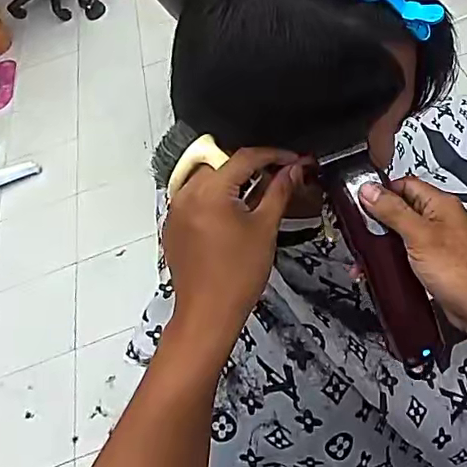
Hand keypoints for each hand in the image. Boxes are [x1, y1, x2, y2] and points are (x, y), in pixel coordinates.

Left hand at [163, 148, 303, 364]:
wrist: (209, 311)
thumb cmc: (238, 274)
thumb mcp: (266, 227)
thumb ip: (279, 191)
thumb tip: (293, 170)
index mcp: (209, 192)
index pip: (244, 157)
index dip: (273, 155)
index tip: (292, 160)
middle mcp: (186, 195)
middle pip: (221, 162)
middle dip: (251, 164)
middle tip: (278, 174)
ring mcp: (175, 210)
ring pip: (206, 178)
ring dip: (232, 178)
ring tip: (259, 191)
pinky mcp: (173, 225)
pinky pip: (195, 197)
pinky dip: (216, 195)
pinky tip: (236, 210)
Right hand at [358, 177, 466, 334]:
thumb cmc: (464, 272)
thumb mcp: (419, 236)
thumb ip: (393, 211)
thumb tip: (370, 190)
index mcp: (441, 204)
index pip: (404, 184)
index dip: (380, 190)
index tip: (359, 202)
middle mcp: (441, 220)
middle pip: (400, 210)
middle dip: (377, 222)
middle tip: (362, 233)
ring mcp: (437, 243)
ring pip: (401, 235)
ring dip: (383, 245)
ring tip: (369, 256)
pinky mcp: (435, 263)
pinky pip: (407, 256)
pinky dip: (393, 261)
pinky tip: (384, 270)